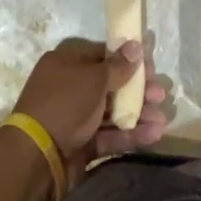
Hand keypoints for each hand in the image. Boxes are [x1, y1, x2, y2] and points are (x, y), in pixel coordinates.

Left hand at [12, 39, 167, 175]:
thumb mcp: (92, 79)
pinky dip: (130, 134)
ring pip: (112, 111)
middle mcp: (70, 87)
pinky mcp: (82, 143)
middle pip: (109, 85)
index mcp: (66, 63)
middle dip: (136, 90)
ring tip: (163, 119)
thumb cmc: (65, 104)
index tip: (151, 66)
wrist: (37, 155)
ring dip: (138, 114)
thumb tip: (135, 45)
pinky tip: (154, 134)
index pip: (101, 55)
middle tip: (160, 95)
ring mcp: (76, 116)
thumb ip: (117, 66)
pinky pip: (110, 134)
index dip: (126, 59)